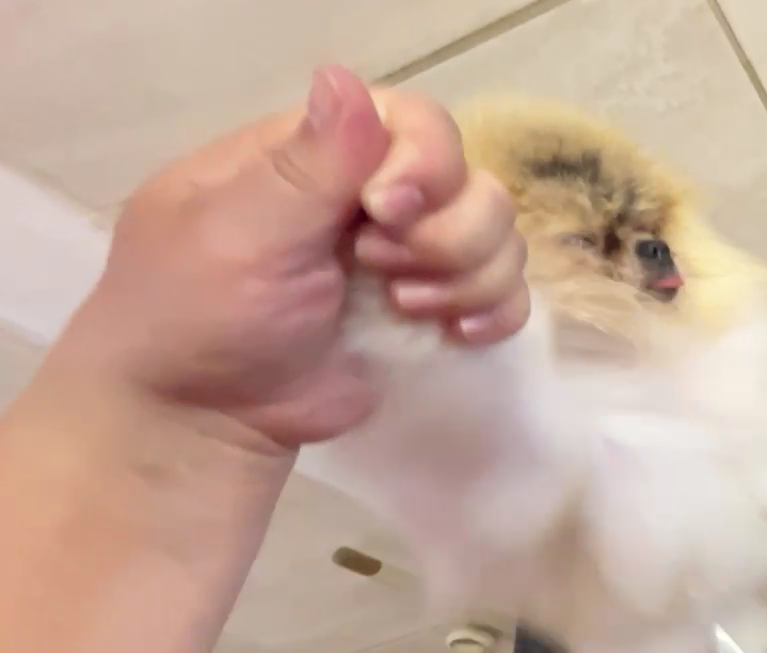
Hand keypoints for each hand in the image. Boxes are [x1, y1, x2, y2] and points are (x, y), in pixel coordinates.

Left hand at [54, 66, 527, 456]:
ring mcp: (423, 258)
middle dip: (449, 241)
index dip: (428, 166)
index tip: (388, 215)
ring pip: (506, 244)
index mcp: (323, 160)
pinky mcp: (448, 309)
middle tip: (381, 272)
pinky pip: (513, 296)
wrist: (221, 412)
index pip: (420, 124)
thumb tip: (347, 80)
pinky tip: (455, 335)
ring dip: (470, 282)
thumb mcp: (239, 233)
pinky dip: (496, 315)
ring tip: (406, 308)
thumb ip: (304, 166)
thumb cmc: (206, 314)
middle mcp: (384, 200)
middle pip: (480, 190)